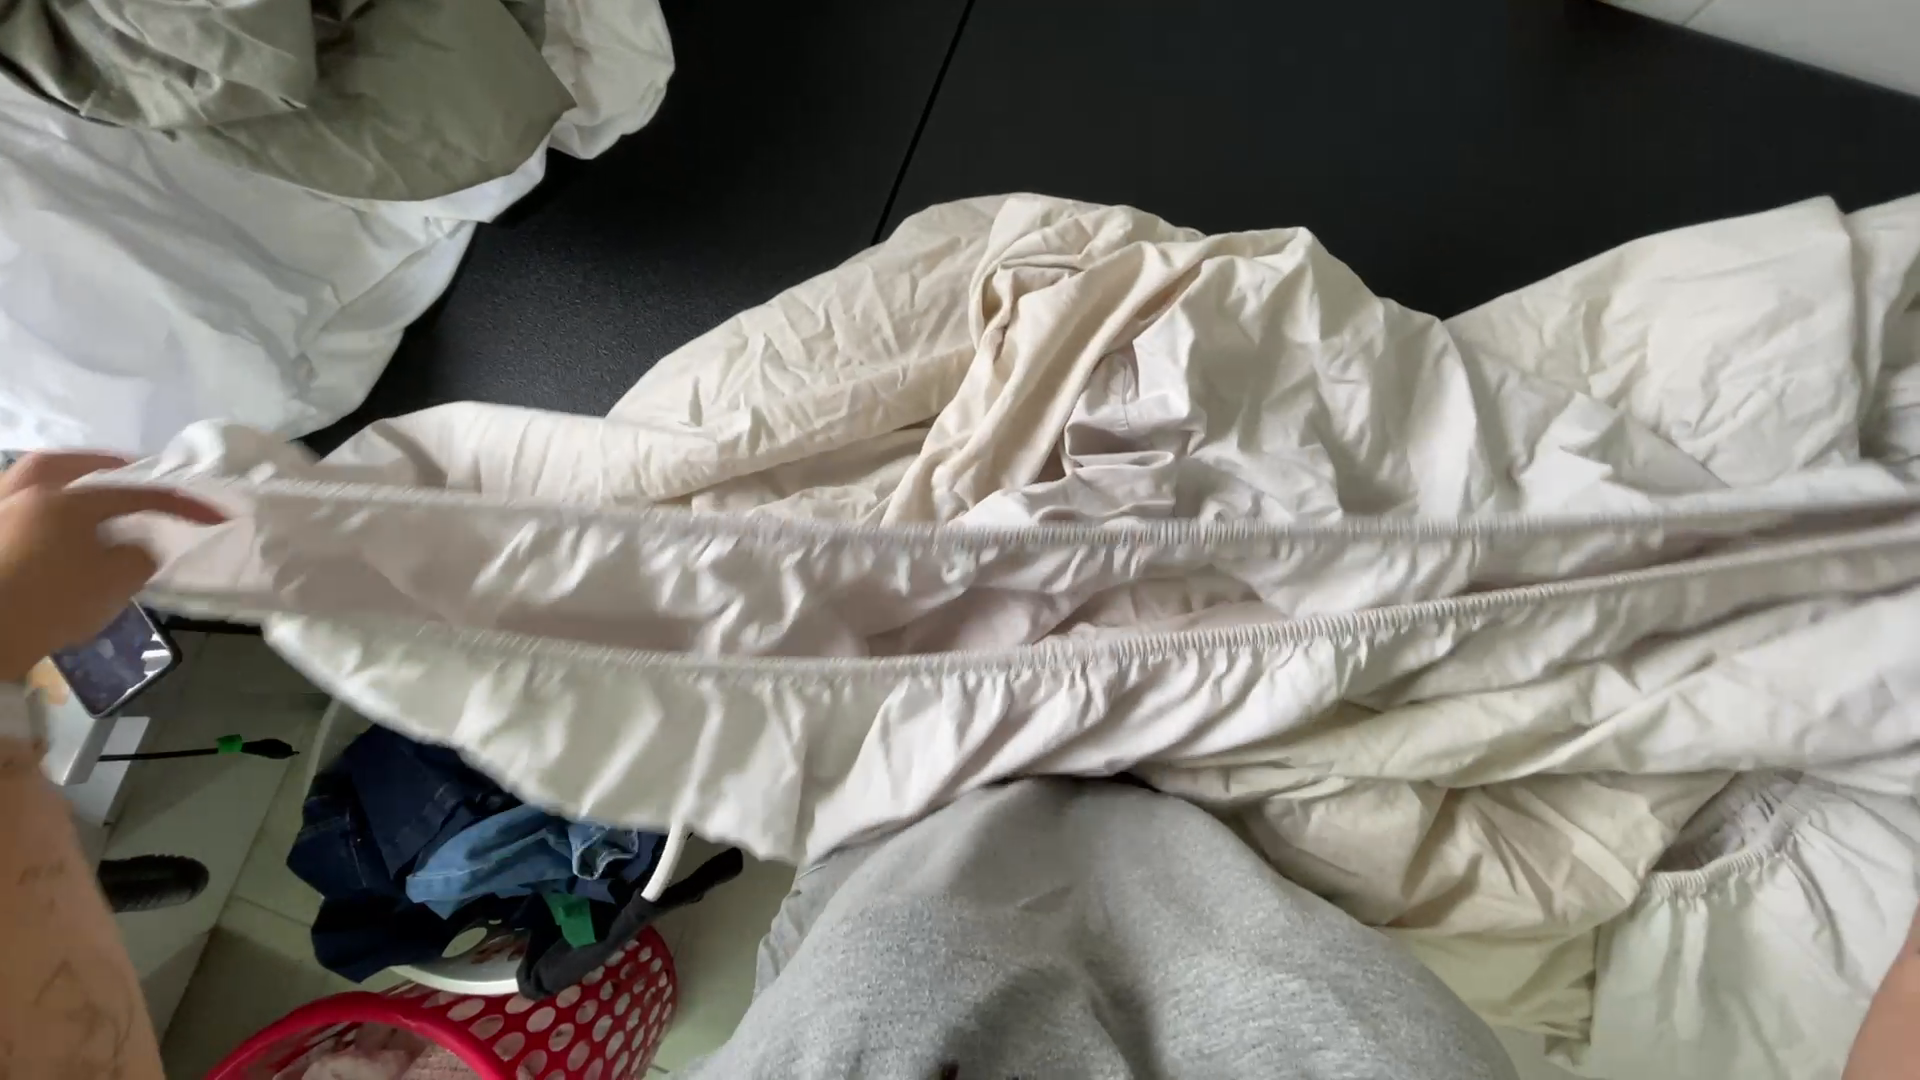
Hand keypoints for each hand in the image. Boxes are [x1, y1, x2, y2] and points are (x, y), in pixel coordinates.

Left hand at [0, 453, 223, 682]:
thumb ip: (138, 552)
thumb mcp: (122, 578)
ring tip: (88, 499)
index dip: (184, 505)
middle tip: (129, 468)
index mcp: (63, 503)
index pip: (138, 495)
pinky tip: (56, 528)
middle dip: (97, 463)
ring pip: (22, 487)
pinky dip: (38, 511)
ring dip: (59, 486)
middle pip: (56, 466)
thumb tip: (130, 546)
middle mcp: (18, 499)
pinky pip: (11, 513)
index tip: (218, 516)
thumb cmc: (54, 602)